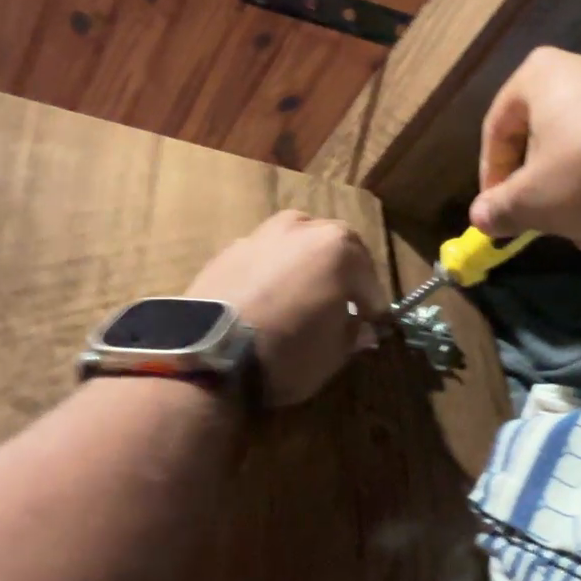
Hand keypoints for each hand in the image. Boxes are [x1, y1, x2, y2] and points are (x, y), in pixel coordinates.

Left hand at [184, 211, 385, 406]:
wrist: (207, 352)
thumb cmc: (287, 350)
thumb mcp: (334, 353)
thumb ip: (354, 333)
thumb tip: (363, 328)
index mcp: (339, 246)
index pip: (370, 279)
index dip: (373, 306)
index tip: (374, 326)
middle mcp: (303, 227)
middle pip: (334, 249)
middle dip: (342, 276)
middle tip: (340, 307)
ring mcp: (262, 234)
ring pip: (297, 247)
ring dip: (305, 267)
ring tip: (300, 298)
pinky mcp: (229, 249)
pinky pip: (265, 259)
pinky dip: (272, 274)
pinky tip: (267, 300)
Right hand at [470, 47, 580, 250]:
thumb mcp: (535, 200)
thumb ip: (501, 210)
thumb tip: (480, 218)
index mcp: (536, 76)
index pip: (495, 132)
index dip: (491, 181)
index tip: (498, 218)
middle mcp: (577, 71)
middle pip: (540, 142)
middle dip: (540, 193)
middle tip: (543, 228)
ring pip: (579, 150)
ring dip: (574, 195)